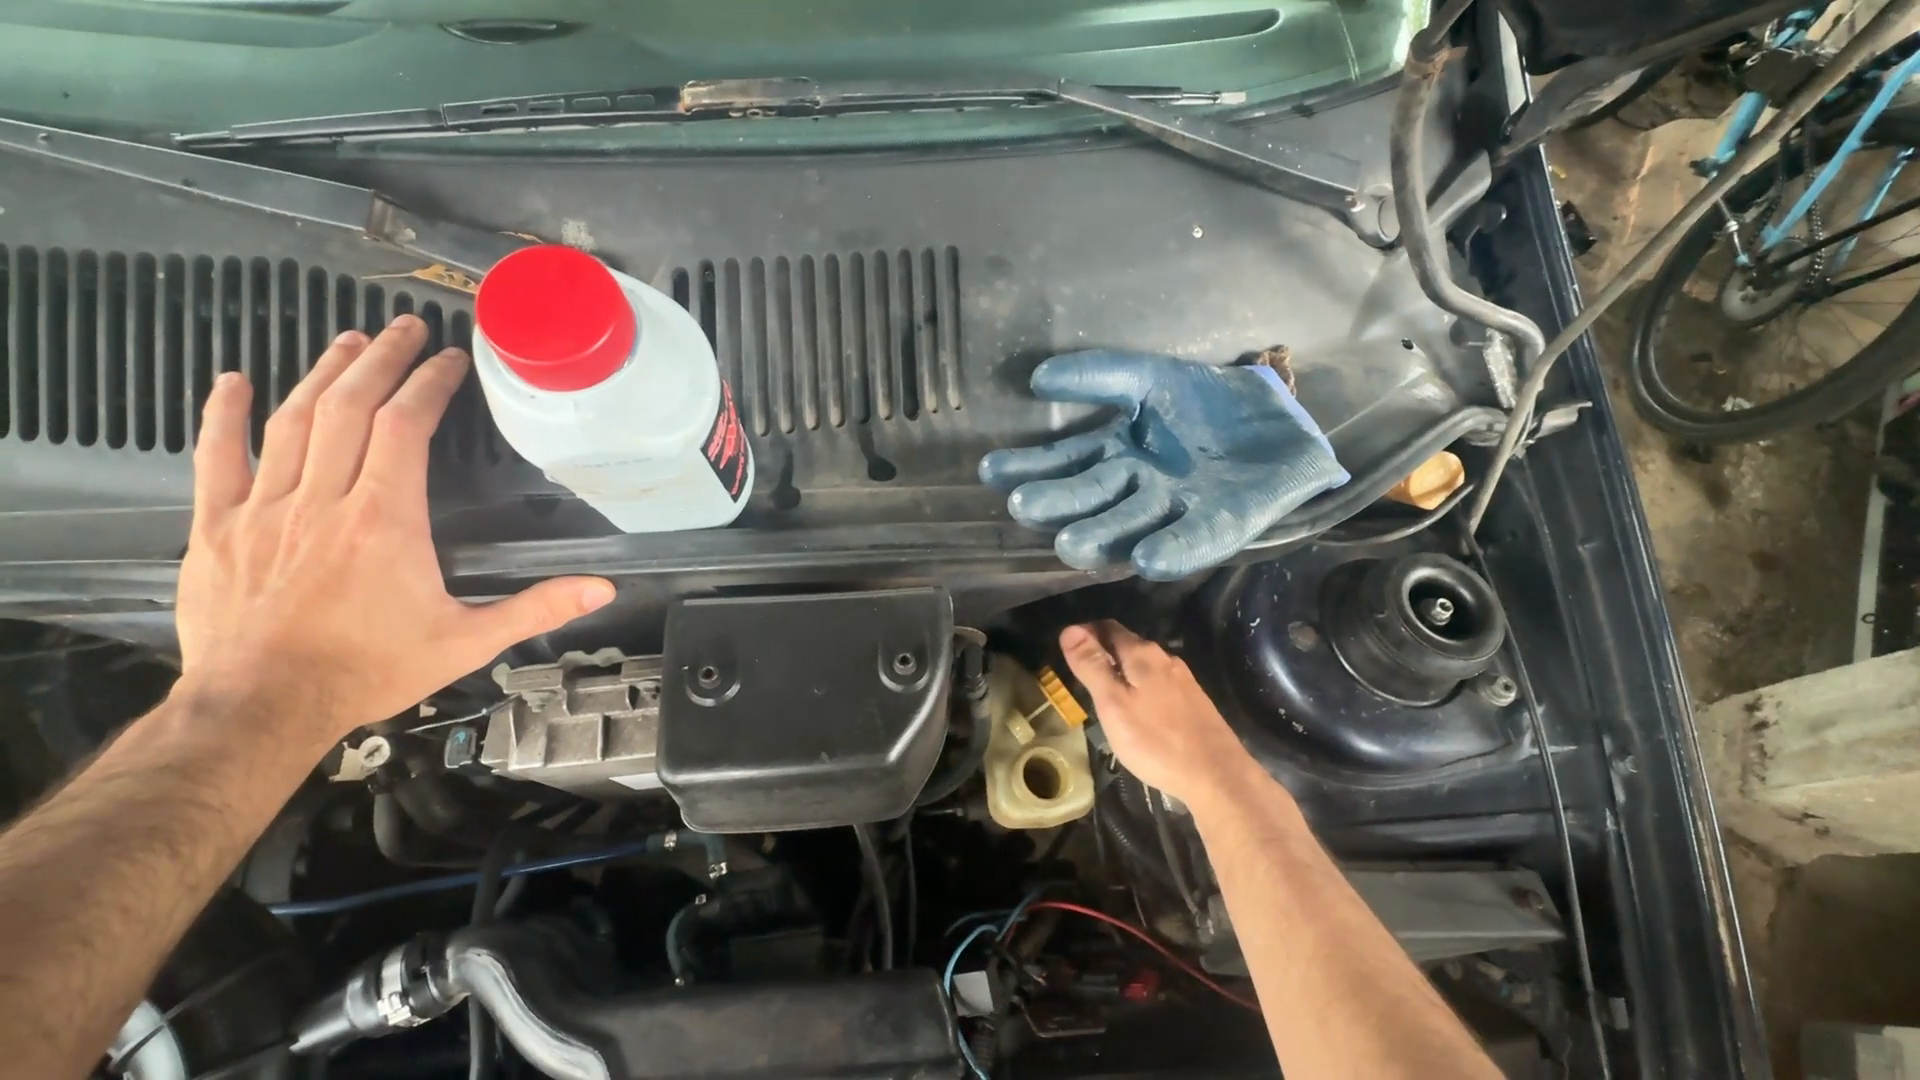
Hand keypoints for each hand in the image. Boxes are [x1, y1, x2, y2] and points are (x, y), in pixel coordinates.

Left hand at [174, 315, 614, 745]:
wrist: (263, 708)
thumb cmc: (370, 671)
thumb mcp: (468, 641)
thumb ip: (537, 608)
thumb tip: (603, 589)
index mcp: (385, 520)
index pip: (406, 427)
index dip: (430, 384)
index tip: (450, 360)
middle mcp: (324, 500)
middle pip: (351, 407)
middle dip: (382, 358)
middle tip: (405, 327)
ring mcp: (264, 509)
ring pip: (293, 421)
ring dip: (324, 374)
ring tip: (349, 340)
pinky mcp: (218, 528)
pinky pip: (217, 458)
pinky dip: (224, 415)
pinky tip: (235, 381)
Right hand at [978, 351, 1348, 580]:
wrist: (1278, 416)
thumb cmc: (1207, 401)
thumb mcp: (1149, 378)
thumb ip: (1098, 375)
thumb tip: (1034, 379)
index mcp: (1115, 455)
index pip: (1064, 464)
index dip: (1028, 468)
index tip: (991, 469)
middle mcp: (1135, 490)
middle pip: (1090, 499)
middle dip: (1056, 504)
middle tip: (1021, 506)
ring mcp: (1174, 511)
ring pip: (1129, 527)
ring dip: (1099, 537)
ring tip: (1067, 543)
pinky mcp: (1218, 527)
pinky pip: (1192, 540)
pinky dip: (1170, 550)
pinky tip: (1145, 557)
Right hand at [1058, 621, 1256, 805]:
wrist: (1216, 775)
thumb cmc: (1156, 741)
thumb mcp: (1113, 704)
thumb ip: (1092, 666)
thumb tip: (1069, 629)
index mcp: (1142, 654)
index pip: (1107, 628)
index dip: (1085, 633)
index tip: (1068, 650)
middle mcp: (1165, 658)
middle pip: (1127, 644)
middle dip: (1104, 652)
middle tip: (1081, 673)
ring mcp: (1183, 679)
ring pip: (1144, 665)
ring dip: (1123, 671)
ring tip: (1105, 692)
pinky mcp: (1194, 700)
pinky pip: (1159, 683)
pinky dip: (1141, 687)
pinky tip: (1137, 708)